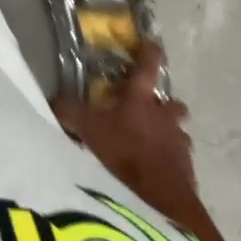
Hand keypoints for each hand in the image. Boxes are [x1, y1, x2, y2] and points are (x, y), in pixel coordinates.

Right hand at [52, 42, 198, 215]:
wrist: (160, 198)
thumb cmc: (122, 152)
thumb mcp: (87, 128)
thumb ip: (69, 109)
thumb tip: (53, 96)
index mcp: (141, 99)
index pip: (148, 66)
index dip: (150, 52)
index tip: (151, 43)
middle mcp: (165, 116)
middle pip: (172, 103)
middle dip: (164, 103)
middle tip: (148, 107)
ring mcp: (179, 143)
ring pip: (177, 131)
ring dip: (167, 132)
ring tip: (151, 141)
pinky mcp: (187, 170)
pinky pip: (179, 157)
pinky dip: (169, 157)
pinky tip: (155, 166)